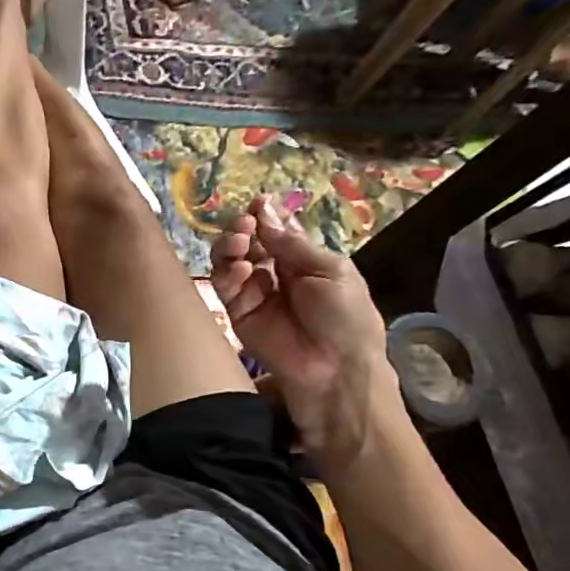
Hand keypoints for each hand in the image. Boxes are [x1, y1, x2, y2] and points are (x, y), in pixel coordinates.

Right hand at [210, 196, 395, 469]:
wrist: (332, 367)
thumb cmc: (345, 317)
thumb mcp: (331, 270)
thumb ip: (292, 244)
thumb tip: (264, 214)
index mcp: (305, 262)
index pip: (278, 233)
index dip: (267, 217)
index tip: (258, 202)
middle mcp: (276, 274)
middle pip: (250, 243)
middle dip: (244, 229)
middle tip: (244, 224)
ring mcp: (254, 293)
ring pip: (231, 261)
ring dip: (231, 246)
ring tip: (238, 241)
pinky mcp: (236, 312)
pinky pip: (224, 286)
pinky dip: (228, 272)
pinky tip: (241, 269)